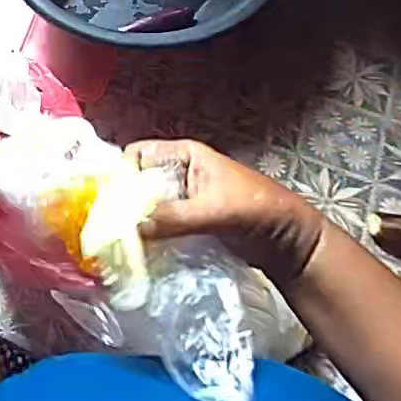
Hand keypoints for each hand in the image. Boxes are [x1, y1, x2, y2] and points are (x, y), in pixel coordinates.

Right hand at [124, 139, 327, 283]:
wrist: (294, 245)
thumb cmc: (260, 213)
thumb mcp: (217, 210)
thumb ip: (176, 216)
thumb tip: (135, 227)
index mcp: (185, 154)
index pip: (137, 154)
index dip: (120, 171)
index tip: (106, 196)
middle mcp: (178, 171)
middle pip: (136, 180)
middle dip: (122, 199)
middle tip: (107, 220)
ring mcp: (180, 196)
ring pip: (143, 202)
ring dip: (132, 218)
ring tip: (117, 236)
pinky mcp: (183, 219)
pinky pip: (155, 221)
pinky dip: (145, 232)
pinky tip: (135, 245)